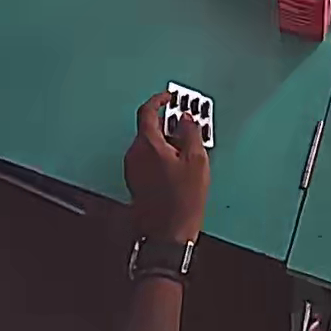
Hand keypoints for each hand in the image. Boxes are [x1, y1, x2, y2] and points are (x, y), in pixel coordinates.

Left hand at [124, 93, 209, 241]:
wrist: (168, 234)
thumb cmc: (182, 201)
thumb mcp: (197, 160)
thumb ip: (192, 133)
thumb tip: (187, 119)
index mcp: (148, 145)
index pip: (147, 111)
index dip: (159, 99)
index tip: (169, 96)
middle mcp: (135, 154)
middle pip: (148, 127)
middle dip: (167, 121)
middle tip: (187, 122)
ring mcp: (133, 168)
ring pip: (148, 142)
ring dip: (165, 138)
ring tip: (188, 145)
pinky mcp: (136, 180)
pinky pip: (147, 156)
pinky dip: (161, 152)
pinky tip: (179, 162)